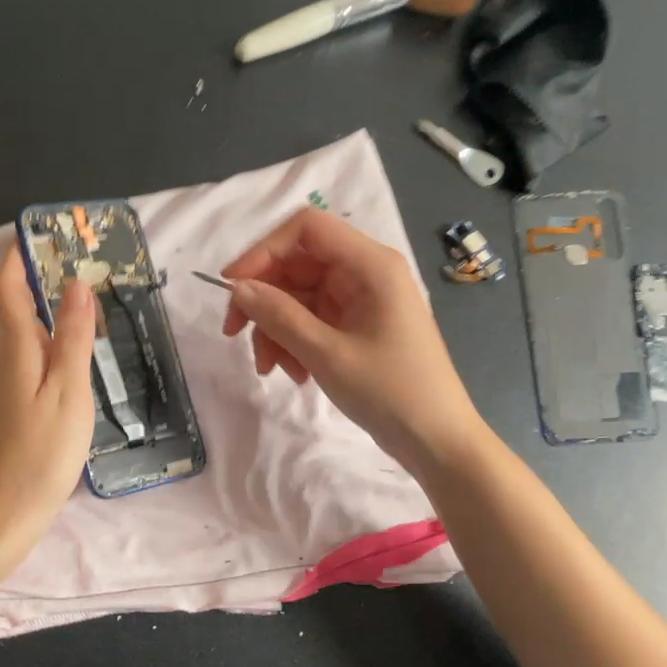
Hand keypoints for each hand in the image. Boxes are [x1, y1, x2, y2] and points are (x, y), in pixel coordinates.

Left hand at [0, 247, 97, 558]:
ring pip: (29, 337)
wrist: (6, 511)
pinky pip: (33, 362)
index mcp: (17, 350)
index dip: (20, 256)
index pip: (10, 288)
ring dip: (53, 314)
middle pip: (19, 309)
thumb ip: (74, 338)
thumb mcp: (69, 391)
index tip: (42, 230)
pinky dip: (54, 346)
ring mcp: (7, 387)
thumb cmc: (42, 451)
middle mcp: (5, 361)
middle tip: (84, 261)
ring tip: (90, 303)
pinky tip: (78, 358)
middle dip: (43, 280)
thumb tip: (75, 283)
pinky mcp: (15, 408)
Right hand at [222, 208, 482, 462]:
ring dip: (275, 330)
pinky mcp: (356, 326)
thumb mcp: (326, 354)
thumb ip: (278, 316)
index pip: (305, 228)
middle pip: (296, 265)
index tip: (231, 288)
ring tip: (272, 370)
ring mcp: (361, 300)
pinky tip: (295, 375)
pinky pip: (311, 321)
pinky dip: (293, 343)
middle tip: (234, 336)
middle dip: (263, 300)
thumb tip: (237, 288)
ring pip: (298, 297)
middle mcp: (365, 273)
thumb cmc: (390, 391)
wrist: (435, 438)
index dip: (262, 251)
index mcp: (370, 264)